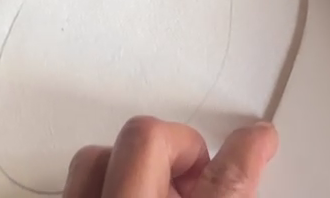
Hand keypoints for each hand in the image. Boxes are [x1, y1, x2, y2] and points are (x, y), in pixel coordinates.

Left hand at [64, 118, 276, 197]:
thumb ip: (227, 196)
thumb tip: (240, 173)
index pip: (229, 180)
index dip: (247, 152)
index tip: (257, 139)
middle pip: (149, 139)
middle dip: (177, 145)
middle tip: (198, 170)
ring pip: (96, 157)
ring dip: (126, 165)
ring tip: (153, 190)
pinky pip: (71, 186)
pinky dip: (97, 186)